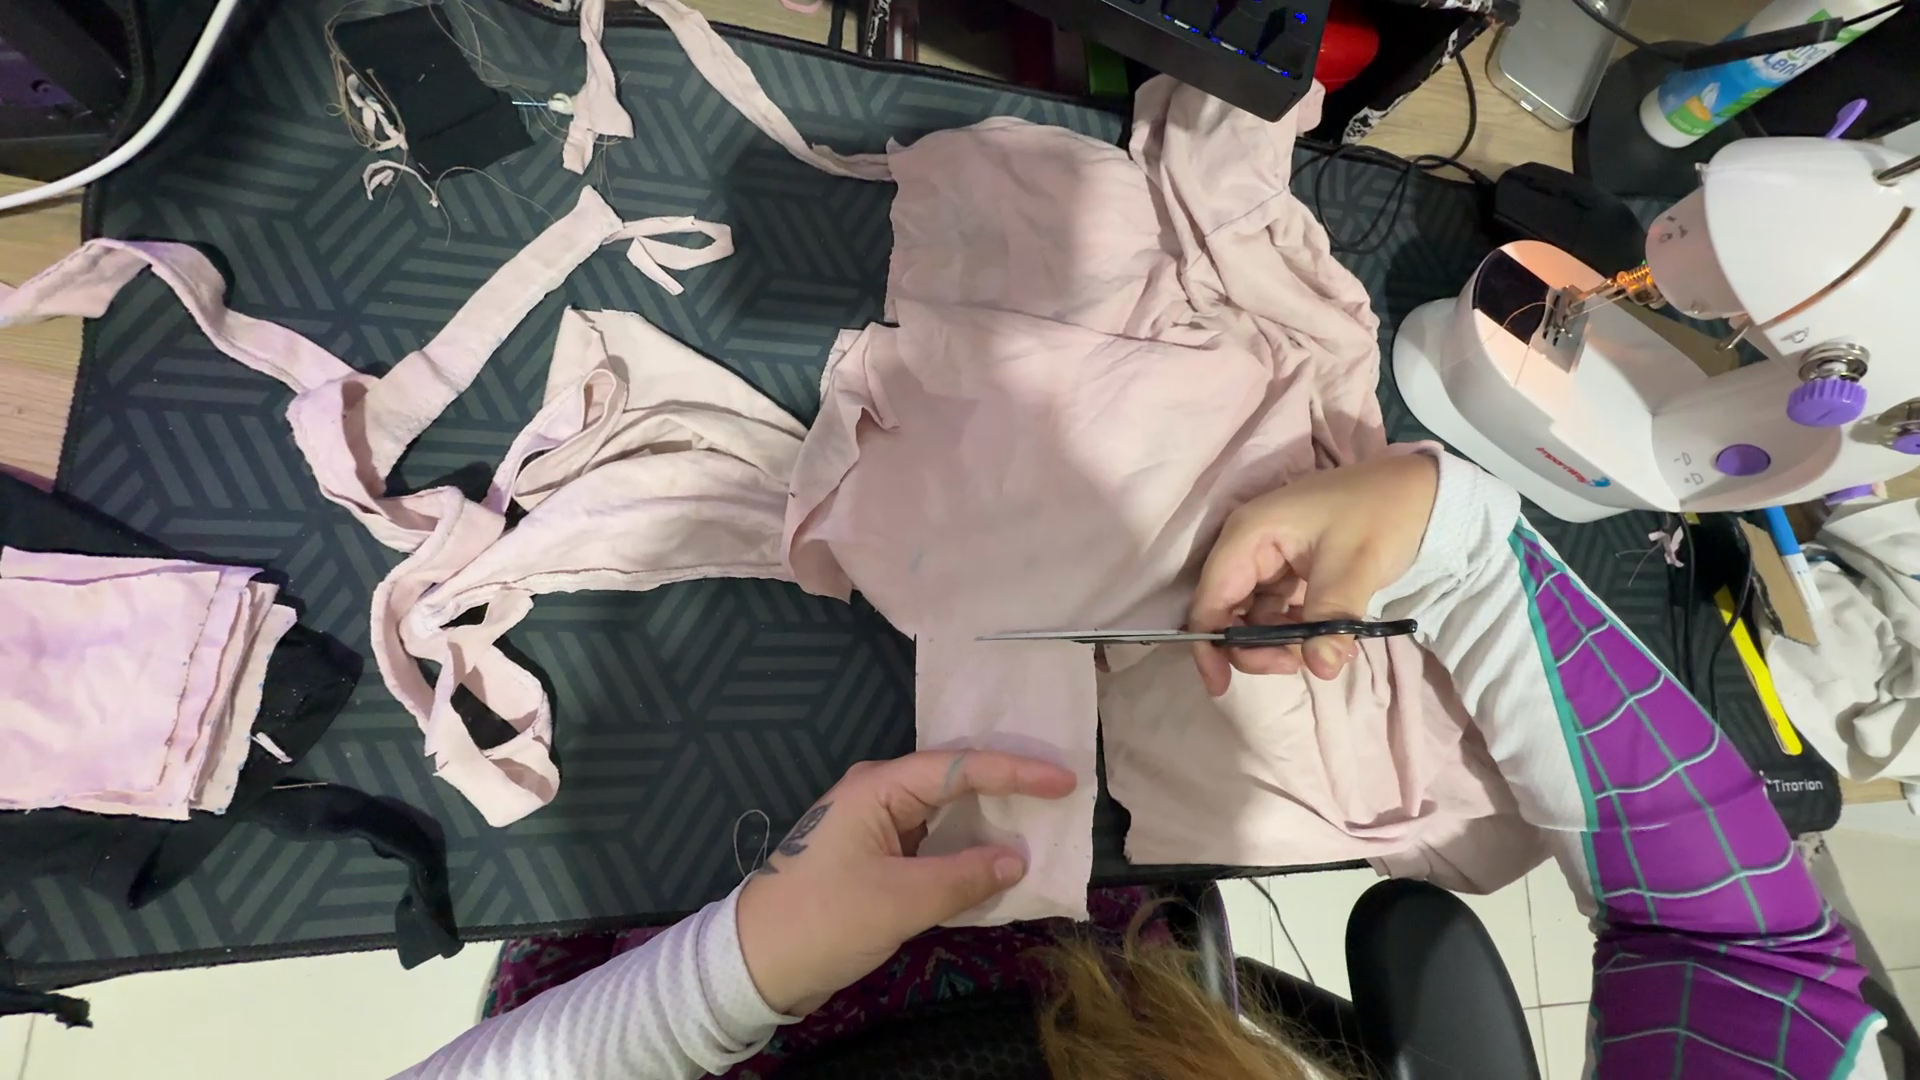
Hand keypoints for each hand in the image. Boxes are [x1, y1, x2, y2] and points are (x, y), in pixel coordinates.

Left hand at [734, 750, 1076, 1014]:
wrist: (754, 965)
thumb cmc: (823, 920)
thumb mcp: (899, 901)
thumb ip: (964, 876)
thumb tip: (1017, 858)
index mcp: (881, 786)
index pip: (960, 766)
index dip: (1016, 771)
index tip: (1063, 779)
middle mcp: (881, 793)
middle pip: (955, 779)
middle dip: (1006, 785)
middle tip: (1058, 789)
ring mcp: (879, 823)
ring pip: (946, 812)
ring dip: (988, 820)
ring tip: (1039, 820)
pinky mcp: (879, 855)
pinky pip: (933, 842)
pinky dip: (966, 851)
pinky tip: (996, 860)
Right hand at [1189, 454, 1438, 693]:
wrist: (1423, 488)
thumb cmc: (1381, 514)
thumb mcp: (1355, 566)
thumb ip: (1331, 620)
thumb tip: (1321, 670)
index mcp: (1248, 535)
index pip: (1210, 598)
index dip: (1209, 644)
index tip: (1222, 686)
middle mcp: (1246, 546)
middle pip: (1225, 609)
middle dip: (1250, 646)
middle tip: (1292, 665)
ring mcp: (1265, 557)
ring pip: (1249, 614)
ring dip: (1273, 641)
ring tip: (1316, 650)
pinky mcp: (1285, 568)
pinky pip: (1273, 609)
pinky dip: (1290, 629)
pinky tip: (1321, 637)